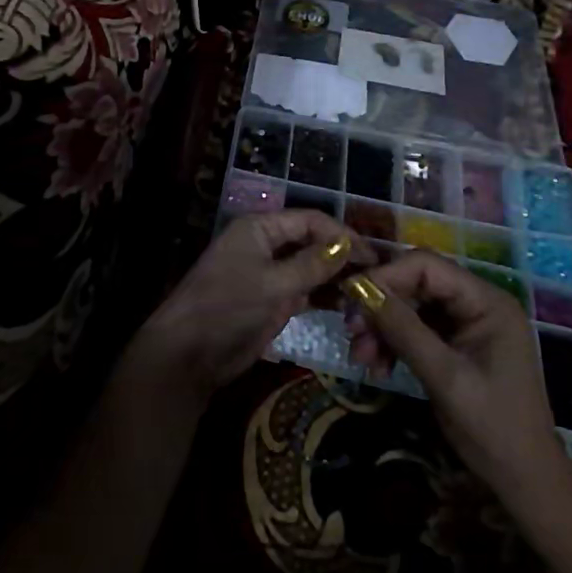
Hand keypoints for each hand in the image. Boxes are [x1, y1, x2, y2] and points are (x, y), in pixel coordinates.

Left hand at [130, 210, 360, 402]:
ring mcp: (269, 273)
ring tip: (372, 293)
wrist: (191, 351)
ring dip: (338, 277)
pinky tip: (352, 305)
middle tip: (380, 277)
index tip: (375, 257)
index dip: (342, 235)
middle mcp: (265, 244)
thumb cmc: (227, 306)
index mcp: (259, 228)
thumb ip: (311, 264)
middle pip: (313, 242)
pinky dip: (326, 295)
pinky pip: (307, 290)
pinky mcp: (273, 300)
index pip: (310, 220)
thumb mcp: (272, 283)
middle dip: (344, 256)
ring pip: (312, 267)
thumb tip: (348, 245)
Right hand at [342, 250, 568, 493]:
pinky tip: (376, 367)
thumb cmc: (493, 427)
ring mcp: (465, 323)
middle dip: (379, 306)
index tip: (352, 300)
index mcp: (487, 303)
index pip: (426, 265)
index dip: (385, 276)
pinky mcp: (454, 343)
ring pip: (408, 306)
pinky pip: (412, 328)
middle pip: (414, 283)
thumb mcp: (444, 376)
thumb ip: (403, 329)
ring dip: (380, 328)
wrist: (523, 479)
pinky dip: (390, 343)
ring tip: (361, 358)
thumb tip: (360, 290)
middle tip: (351, 332)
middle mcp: (477, 304)